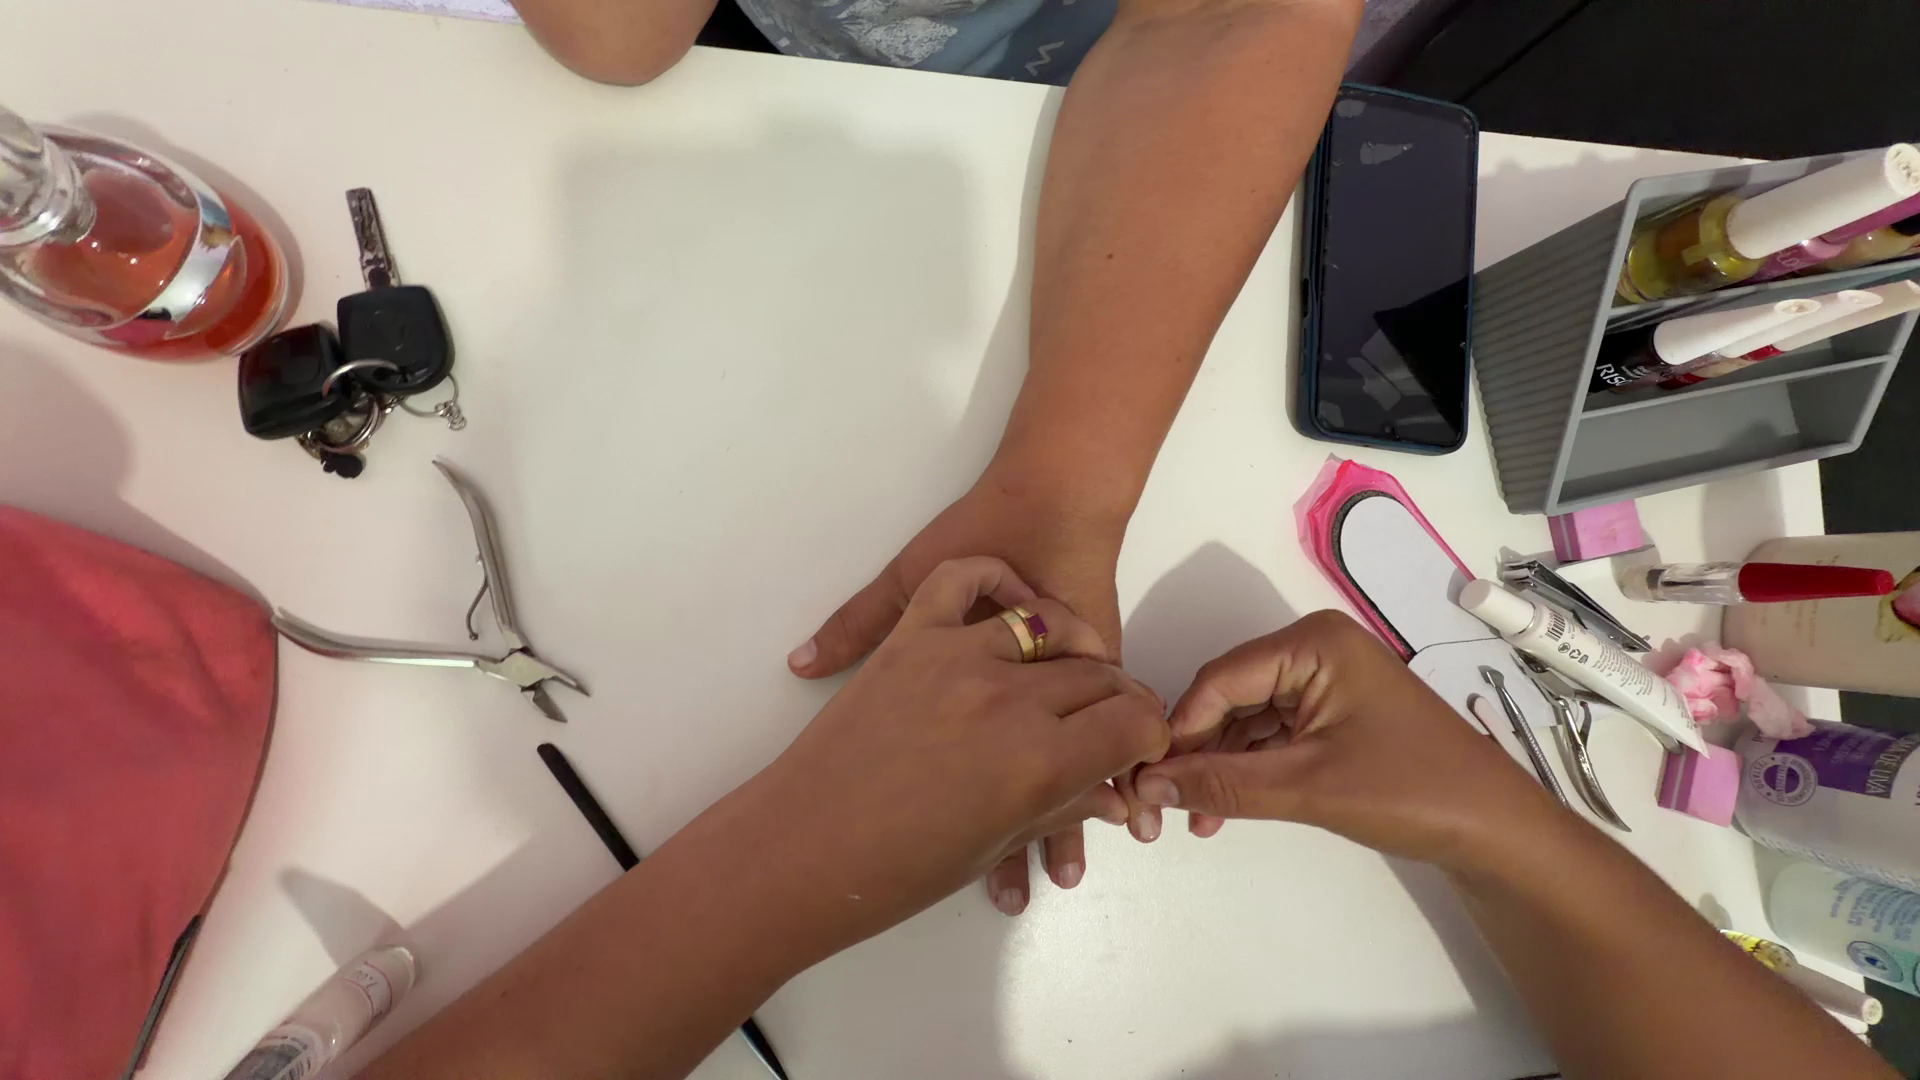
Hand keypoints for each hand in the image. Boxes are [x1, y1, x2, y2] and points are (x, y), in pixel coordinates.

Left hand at [738, 558, 1167, 945]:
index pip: (1133, 724)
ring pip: (1049, 627)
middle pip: (1098, 676)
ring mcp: (957, 656)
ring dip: (1075, 646)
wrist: (799, 845)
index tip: (1139, 748)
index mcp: (1037, 761)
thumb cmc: (897, 870)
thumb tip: (1115, 795)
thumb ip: (1063, 805)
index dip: (1148, 735)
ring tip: (1073, 672)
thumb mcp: (993, 844)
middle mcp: (1008, 698)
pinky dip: (994, 580)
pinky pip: (963, 582)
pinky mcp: (912, 634)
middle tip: (1111, 724)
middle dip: (1119, 701)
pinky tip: (1012, 602)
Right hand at [1131, 610, 1559, 869]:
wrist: (1503, 838)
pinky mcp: (1330, 714)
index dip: (1179, 728)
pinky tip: (1220, 810)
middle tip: (1162, 801)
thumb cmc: (1412, 793)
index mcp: (1312, 643)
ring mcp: (1323, 683)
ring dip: (1218, 766)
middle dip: (1197, 751)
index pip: (1221, 679)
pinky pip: (1270, 735)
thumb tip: (1147, 787)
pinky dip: (1246, 770)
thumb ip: (1222, 783)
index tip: (1145, 775)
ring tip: (1190, 817)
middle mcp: (1313, 651)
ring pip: (1245, 720)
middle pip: (1229, 697)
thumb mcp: (1308, 787)